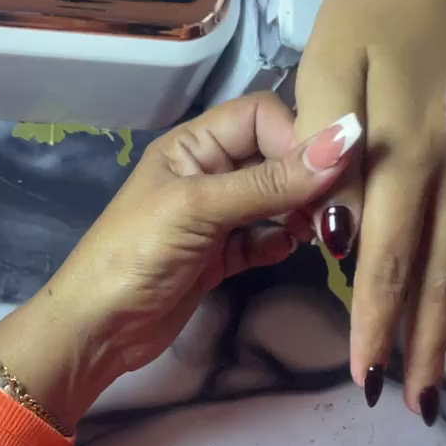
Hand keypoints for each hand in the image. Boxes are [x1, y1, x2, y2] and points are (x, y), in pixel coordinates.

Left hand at [0, 93, 357, 431]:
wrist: (98, 330)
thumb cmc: (135, 257)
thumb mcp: (198, 210)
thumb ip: (269, 181)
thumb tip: (347, 139)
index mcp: (193, 144)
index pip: (262, 115)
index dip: (297, 135)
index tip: (326, 172)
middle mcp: (207, 172)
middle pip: (276, 157)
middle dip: (307, 178)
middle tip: (334, 209)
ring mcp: (215, 217)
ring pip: (276, 200)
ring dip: (299, 212)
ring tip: (316, 233)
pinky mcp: (221, 256)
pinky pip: (265, 237)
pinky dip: (280, 241)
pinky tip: (287, 249)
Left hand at [295, 0, 445, 421]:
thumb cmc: (374, 9)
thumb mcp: (325, 65)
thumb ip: (326, 148)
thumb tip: (338, 230)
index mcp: (402, 159)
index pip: (387, 265)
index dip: (377, 327)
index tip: (367, 380)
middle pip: (442, 281)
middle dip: (430, 350)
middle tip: (422, 409)